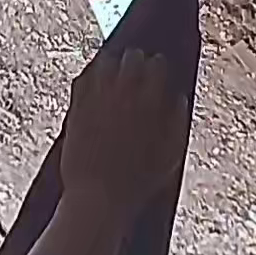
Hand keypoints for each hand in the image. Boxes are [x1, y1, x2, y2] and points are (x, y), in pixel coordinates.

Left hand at [59, 49, 189, 230]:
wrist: (97, 198)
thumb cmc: (139, 181)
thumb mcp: (171, 155)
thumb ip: (178, 121)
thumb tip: (178, 96)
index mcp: (150, 99)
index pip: (157, 64)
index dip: (158, 68)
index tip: (157, 75)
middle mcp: (123, 90)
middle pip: (131, 56)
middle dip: (136, 62)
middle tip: (136, 73)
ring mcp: (97, 95)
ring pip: (106, 61)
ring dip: (113, 66)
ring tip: (115, 77)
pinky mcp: (77, 103)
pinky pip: (84, 77)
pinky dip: (92, 77)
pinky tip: (96, 86)